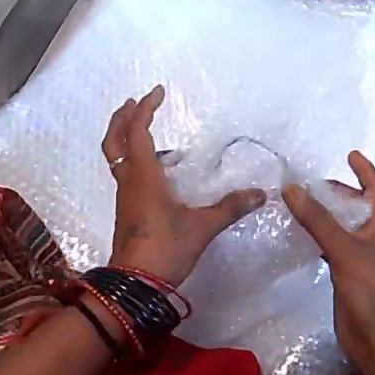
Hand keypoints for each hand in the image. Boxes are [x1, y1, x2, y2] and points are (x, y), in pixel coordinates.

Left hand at [103, 86, 264, 283]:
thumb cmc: (166, 250)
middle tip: (135, 102)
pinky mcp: (127, 209)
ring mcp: (125, 196)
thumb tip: (259, 194)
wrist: (135, 283)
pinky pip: (124, 172)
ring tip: (142, 127)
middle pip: (115, 140)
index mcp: (144, 176)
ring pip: (116, 156)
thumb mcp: (202, 227)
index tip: (157, 92)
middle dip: (122, 117)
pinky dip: (132, 157)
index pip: (138, 131)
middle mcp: (129, 181)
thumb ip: (229, 208)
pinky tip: (154, 166)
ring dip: (125, 136)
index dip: (145, 109)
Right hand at [283, 151, 374, 354]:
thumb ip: (318, 220)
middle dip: (342, 193)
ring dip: (328, 216)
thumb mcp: (343, 250)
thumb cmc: (370, 292)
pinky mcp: (347, 280)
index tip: (350, 155)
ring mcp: (360, 262)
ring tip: (303, 207)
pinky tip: (304, 242)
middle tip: (316, 185)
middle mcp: (372, 242)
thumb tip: (292, 187)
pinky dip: (319, 240)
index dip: (366, 171)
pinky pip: (332, 250)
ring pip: (344, 230)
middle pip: (360, 209)